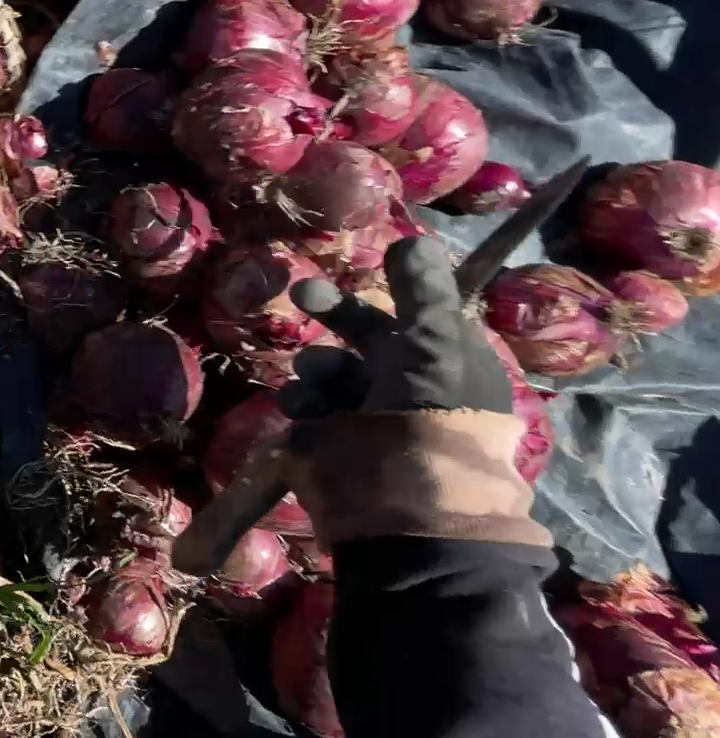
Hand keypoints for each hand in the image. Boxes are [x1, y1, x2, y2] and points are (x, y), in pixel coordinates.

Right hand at [277, 237, 547, 549]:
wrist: (401, 497)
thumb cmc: (429, 412)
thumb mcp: (434, 343)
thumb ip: (422, 292)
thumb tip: (414, 240)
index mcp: (437, 363)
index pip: (397, 316)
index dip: (367, 294)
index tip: (343, 275)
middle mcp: (401, 384)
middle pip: (354, 336)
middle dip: (328, 314)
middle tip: (299, 294)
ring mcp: (362, 413)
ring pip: (323, 369)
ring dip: (314, 367)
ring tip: (315, 384)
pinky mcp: (328, 437)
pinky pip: (303, 404)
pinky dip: (300, 402)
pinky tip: (304, 411)